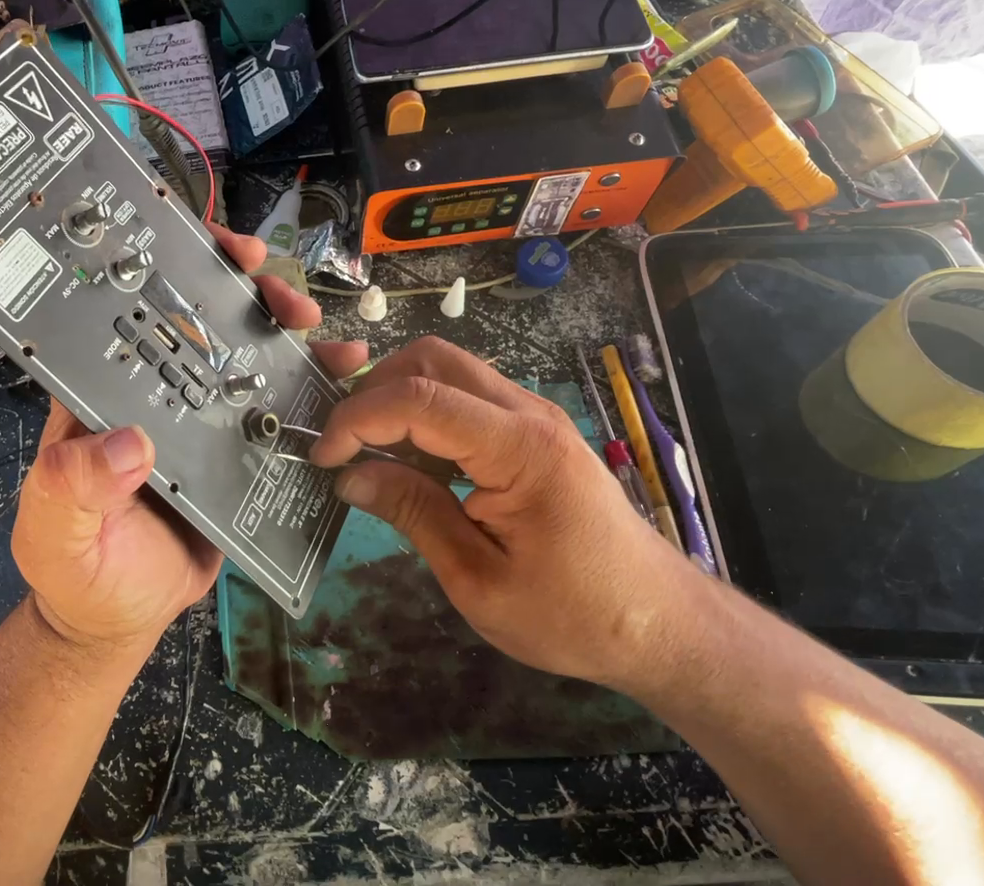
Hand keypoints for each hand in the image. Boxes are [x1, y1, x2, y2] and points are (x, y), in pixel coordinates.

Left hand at [12, 224, 368, 655]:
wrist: (123, 615)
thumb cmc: (78, 571)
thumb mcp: (57, 530)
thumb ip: (73, 485)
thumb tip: (131, 442)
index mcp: (101, 395)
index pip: (130, 315)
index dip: (170, 271)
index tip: (213, 252)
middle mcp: (151, 394)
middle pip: (199, 322)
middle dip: (242, 291)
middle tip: (279, 292)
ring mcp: (198, 420)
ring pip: (243, 358)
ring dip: (282, 329)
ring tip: (316, 325)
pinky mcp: (235, 452)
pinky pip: (273, 412)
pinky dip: (308, 388)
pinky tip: (341, 373)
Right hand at [308, 337, 703, 689]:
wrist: (660, 624)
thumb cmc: (573, 615)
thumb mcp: (477, 580)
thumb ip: (413, 514)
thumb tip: (351, 475)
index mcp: (519, 449)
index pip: (419, 400)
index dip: (357, 419)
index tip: (323, 458)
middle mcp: (529, 414)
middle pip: (433, 359)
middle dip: (375, 390)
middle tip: (345, 445)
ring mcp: (536, 417)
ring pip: (450, 369)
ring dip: (399, 397)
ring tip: (372, 454)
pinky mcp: (536, 431)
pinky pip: (468, 397)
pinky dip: (426, 413)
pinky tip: (414, 462)